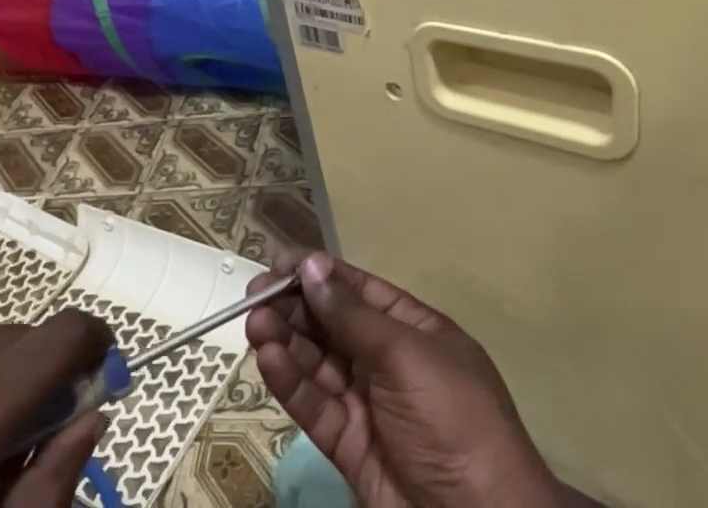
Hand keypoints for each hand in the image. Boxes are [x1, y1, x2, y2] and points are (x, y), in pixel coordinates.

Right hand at [245, 250, 573, 507]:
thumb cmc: (453, 418)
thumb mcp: (407, 356)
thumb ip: (353, 316)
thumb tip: (312, 266)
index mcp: (414, 331)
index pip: (360, 292)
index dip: (320, 274)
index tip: (278, 263)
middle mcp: (388, 361)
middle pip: (333, 325)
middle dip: (295, 306)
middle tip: (255, 295)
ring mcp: (366, 403)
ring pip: (317, 363)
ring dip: (285, 340)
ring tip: (254, 322)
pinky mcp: (346, 443)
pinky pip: (313, 404)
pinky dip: (289, 381)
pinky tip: (268, 357)